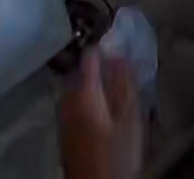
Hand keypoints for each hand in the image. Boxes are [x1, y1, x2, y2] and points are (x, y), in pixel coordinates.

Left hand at [60, 48, 142, 178]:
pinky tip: (103, 107)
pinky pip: (74, 106)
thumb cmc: (115, 154)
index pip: (88, 58)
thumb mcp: (130, 118)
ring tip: (113, 85)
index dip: (103, 45)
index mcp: (84, 95)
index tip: (118, 40)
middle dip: (97, 65)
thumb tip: (122, 57)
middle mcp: (68, 104)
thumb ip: (126, 85)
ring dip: (91, 82)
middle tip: (119, 64)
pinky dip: (87, 98)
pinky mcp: (65, 137)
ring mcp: (64, 122)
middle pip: (79, 73)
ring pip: (75, 89)